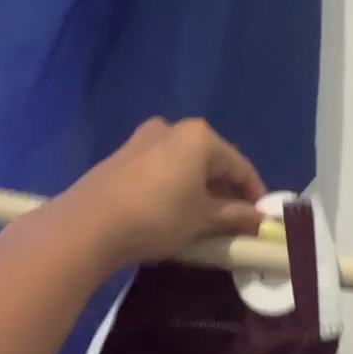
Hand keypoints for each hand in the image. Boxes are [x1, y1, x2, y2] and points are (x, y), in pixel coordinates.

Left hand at [60, 117, 266, 266]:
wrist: (90, 224)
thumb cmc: (159, 217)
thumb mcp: (204, 219)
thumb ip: (237, 216)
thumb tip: (261, 219)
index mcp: (200, 137)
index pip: (241, 166)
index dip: (255, 194)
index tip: (262, 219)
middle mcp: (173, 129)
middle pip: (213, 161)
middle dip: (227, 190)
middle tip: (236, 220)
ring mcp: (144, 139)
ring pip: (187, 164)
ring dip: (202, 189)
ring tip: (205, 219)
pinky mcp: (123, 156)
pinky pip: (164, 169)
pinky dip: (178, 187)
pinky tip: (176, 211)